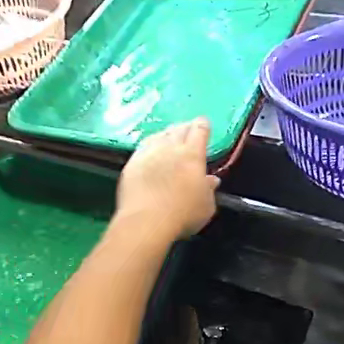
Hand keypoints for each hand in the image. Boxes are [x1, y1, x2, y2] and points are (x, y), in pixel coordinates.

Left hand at [114, 119, 218, 240]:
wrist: (146, 221)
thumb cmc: (183, 214)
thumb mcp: (206, 206)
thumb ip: (209, 190)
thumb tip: (211, 180)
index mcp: (192, 155)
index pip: (199, 131)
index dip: (202, 125)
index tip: (204, 123)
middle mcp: (170, 148)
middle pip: (178, 129)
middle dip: (185, 127)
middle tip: (188, 128)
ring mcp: (148, 154)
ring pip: (159, 135)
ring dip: (166, 134)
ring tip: (169, 136)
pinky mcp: (131, 164)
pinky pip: (143, 148)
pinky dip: (150, 146)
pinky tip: (150, 151)